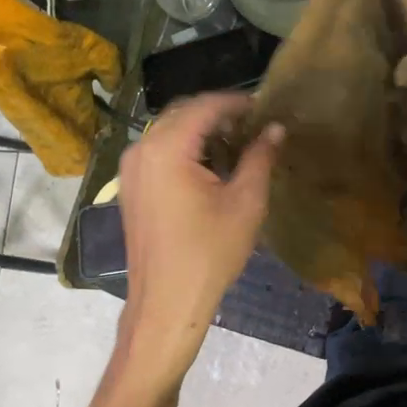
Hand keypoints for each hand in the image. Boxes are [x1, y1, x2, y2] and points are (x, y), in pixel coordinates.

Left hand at [116, 94, 282, 383]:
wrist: (167, 303)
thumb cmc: (210, 253)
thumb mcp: (245, 202)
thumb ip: (260, 157)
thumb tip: (275, 128)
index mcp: (167, 148)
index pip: (206, 106)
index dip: (238, 102)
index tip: (266, 107)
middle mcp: (142, 149)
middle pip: (183, 113)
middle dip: (219, 114)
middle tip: (254, 125)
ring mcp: (131, 169)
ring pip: (170, 131)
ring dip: (202, 131)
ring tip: (238, 146)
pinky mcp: (130, 188)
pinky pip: (159, 152)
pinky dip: (185, 149)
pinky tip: (211, 168)